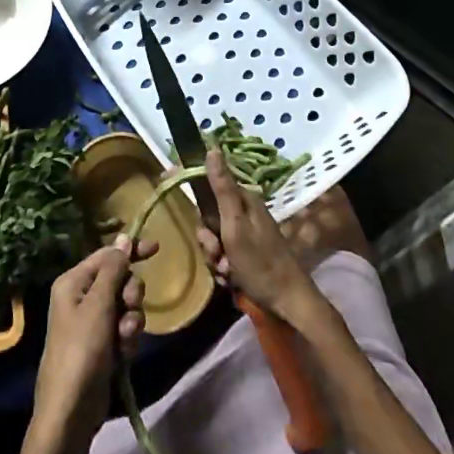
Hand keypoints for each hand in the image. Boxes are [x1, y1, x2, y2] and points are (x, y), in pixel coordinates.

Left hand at [33, 237, 157, 437]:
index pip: (107, 256)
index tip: (157, 249)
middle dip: (130, 296)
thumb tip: (123, 238)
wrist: (72, 406)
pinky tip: (123, 355)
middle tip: (129, 308)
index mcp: (73, 281)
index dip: (131, 251)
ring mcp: (92, 322)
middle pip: (119, 281)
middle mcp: (81, 297)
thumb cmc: (81, 349)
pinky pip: (124, 330)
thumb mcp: (98, 305)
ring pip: (125, 308)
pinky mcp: (103, 344)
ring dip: (131, 322)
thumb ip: (113, 270)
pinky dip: (128, 340)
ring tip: (123, 340)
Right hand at [193, 149, 320, 314]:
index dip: (188, 179)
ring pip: (211, 238)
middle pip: (206, 215)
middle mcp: (243, 213)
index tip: (166, 176)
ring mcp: (243, 234)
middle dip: (207, 238)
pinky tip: (231, 278)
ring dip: (214, 256)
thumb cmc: (261, 262)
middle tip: (217, 253)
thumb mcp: (236, 224)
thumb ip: (222, 188)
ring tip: (227, 270)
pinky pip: (220, 254)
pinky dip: (222, 267)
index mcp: (243, 200)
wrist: (287, 304)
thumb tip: (213, 149)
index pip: (209, 180)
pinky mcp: (244, 253)